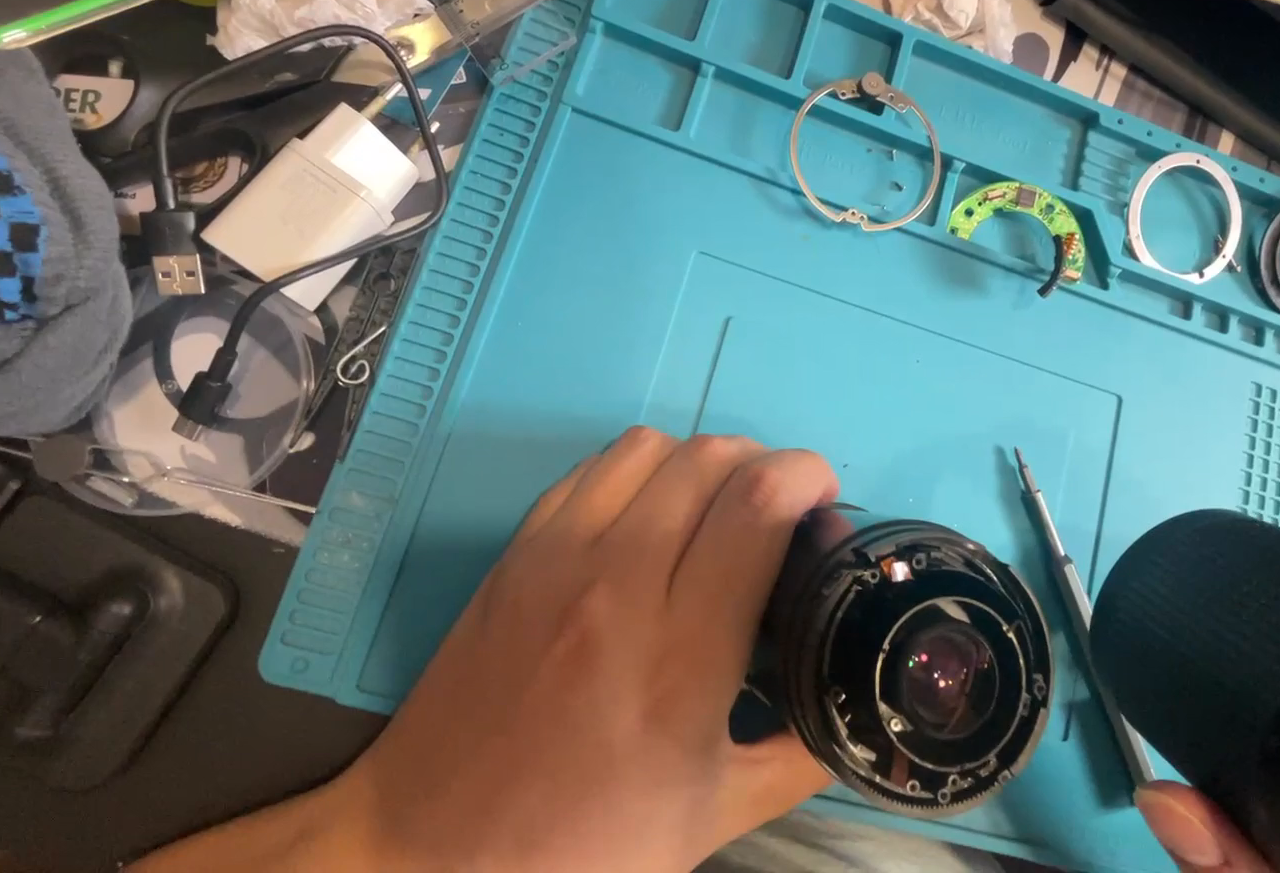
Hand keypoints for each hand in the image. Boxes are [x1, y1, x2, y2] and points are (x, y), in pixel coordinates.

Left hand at [135, 428, 837, 872]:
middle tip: (783, 508)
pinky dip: (641, 468)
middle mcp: (621, 581)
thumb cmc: (581, 848)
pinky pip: (594, 467)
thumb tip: (848, 701)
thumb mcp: (710, 818)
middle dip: (767, 463)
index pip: (756, 505)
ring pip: (652, 447)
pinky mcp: (518, 549)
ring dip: (703, 459)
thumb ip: (797, 754)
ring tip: (717, 503)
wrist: (431, 849)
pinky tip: (648, 510)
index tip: (825, 502)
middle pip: (711, 459)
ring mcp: (559, 556)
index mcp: (683, 655)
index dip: (806, 477)